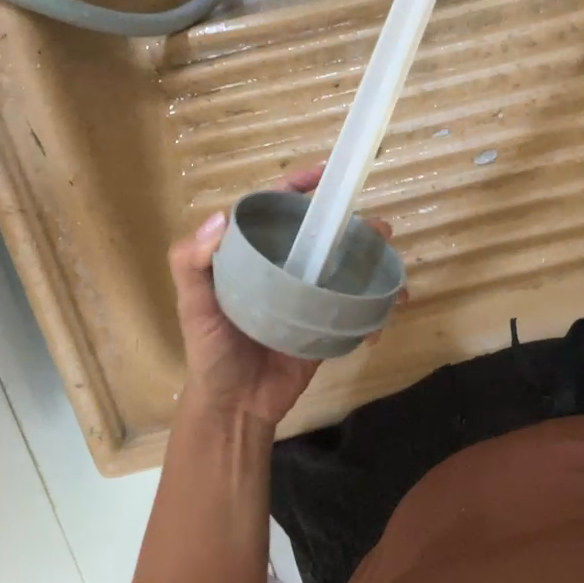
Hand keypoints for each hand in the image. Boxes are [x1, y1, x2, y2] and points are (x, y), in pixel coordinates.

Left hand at [167, 166, 396, 427]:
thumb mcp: (192, 307)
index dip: (296, 187)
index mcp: (251, 258)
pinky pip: (357, 305)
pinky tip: (390, 308)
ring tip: (391, 263)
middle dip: (351, 225)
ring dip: (373, 260)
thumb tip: (219, 218)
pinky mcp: (328, 324)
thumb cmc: (210, 352)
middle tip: (377, 228)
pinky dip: (378, 304)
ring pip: (345, 265)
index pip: (274, 211)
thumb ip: (192, 264)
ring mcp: (308, 296)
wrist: (236, 408)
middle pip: (320, 234)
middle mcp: (282, 269)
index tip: (324, 175)